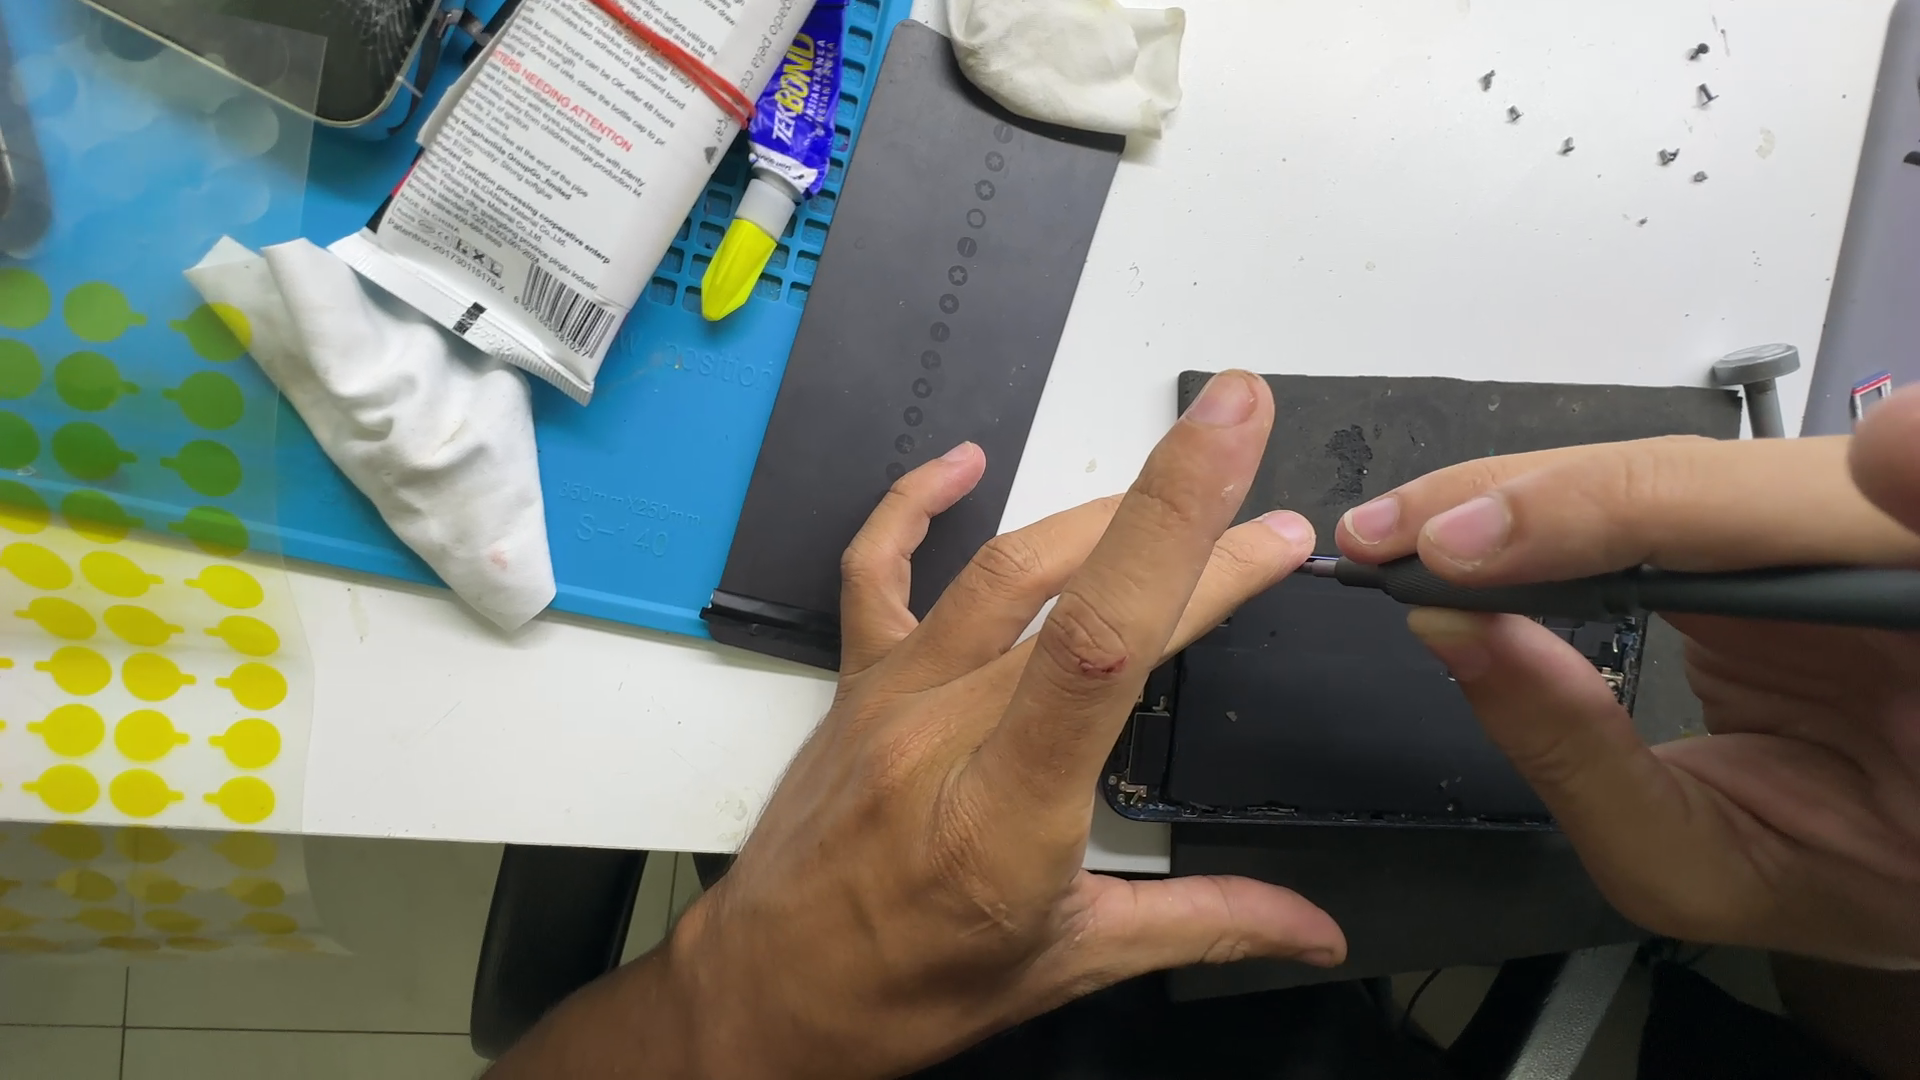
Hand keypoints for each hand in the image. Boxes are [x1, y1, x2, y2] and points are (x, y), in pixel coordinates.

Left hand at [491, 371, 1343, 1079]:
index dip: (1177, 537)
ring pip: (999, 569)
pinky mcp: (858, 676)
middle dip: (1177, 523)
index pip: (1103, 642)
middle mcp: (946, 727)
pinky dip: (912, 502)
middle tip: (1257, 494)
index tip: (1238, 453)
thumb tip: (1314, 928)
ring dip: (1093, 515)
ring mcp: (894, 690)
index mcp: (1010, 808)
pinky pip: (874, 566)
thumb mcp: (1066, 962)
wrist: (768, 987)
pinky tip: (960, 464)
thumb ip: (1200, 923)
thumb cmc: (910, 987)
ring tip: (1167, 491)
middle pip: (1074, 592)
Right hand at [1336, 387, 1919, 967]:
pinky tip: (1449, 529)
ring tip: (1391, 536)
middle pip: (1692, 472)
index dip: (1624, 507)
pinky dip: (1523, 508)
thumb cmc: (1834, 884)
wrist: (1900, 856)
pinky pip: (1628, 494)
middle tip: (1377, 538)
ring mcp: (1832, 526)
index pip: (1787, 522)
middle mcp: (1886, 554)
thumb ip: (1573, 750)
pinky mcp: (1760, 525)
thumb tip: (1441, 624)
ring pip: (1648, 468)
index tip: (1465, 553)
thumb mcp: (1698, 862)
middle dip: (1517, 497)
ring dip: (1499, 494)